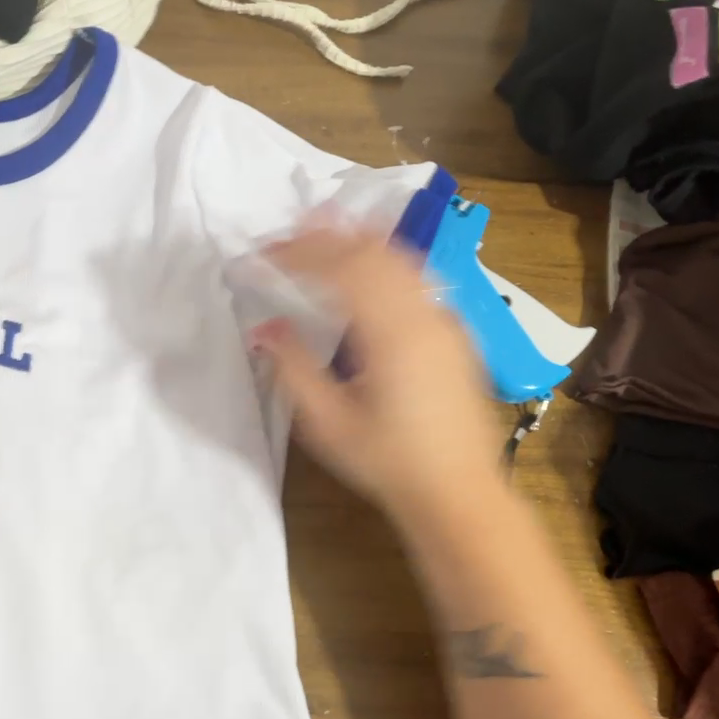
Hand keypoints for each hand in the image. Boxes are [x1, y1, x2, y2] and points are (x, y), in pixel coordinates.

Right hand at [251, 223, 502, 520]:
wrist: (456, 490)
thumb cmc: (387, 462)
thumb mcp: (327, 423)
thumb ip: (294, 369)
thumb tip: (264, 328)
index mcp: (391, 333)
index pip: (340, 269)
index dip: (298, 254)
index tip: (262, 254)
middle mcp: (423, 315)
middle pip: (373, 252)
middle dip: (327, 236)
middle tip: (287, 233)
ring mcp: (444, 321)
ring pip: (401, 259)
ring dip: (359, 240)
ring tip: (324, 228)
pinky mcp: (453, 335)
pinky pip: (417, 278)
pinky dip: (385, 260)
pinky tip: (368, 267)